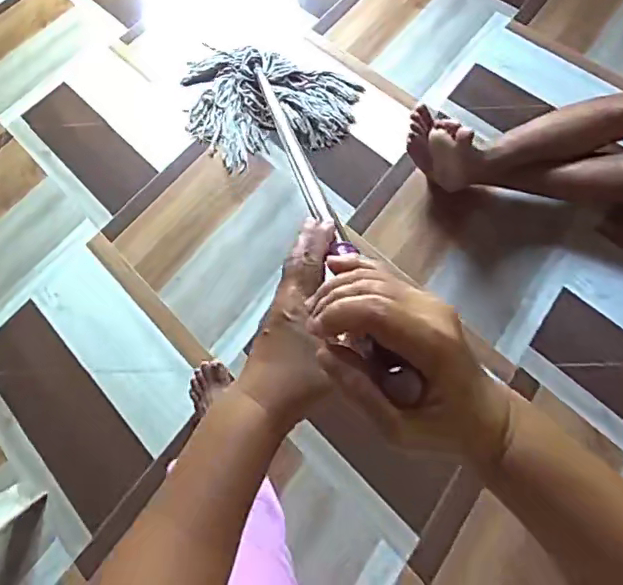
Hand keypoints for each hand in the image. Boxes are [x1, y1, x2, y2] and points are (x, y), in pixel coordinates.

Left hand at [229, 218, 334, 429]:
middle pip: (296, 263)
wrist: (260, 402)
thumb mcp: (334, 354)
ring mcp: (277, 315)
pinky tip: (310, 289)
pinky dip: (301, 278)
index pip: (308, 261)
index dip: (318, 241)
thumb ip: (349, 333)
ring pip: (292, 277)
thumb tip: (362, 313)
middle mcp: (285, 301)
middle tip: (317, 222)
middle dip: (308, 243)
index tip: (326, 221)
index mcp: (298, 301)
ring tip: (314, 246)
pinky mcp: (274, 329)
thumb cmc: (298, 378)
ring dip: (304, 258)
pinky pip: (292, 290)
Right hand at [305, 253, 512, 463]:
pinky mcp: (423, 297)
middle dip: (334, 299)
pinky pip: (384, 276)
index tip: (314, 333)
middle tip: (311, 324)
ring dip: (341, 286)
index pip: (375, 309)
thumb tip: (324, 352)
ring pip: (375, 276)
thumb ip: (360, 393)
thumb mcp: (399, 431)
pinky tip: (334, 266)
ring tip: (317, 310)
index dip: (338, 313)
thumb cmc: (443, 429)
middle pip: (372, 288)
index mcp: (431, 343)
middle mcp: (432, 311)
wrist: (484, 416)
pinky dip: (357, 269)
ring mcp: (429, 299)